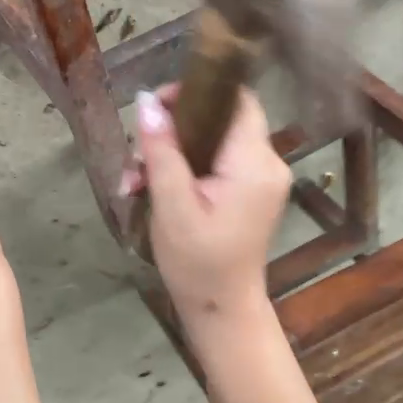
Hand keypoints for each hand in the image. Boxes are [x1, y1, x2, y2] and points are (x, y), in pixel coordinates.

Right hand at [121, 86, 291, 319]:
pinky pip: (213, 160)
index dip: (196, 91)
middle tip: (137, 153)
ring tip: (135, 179)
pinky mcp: (248, 190)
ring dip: (170, 152)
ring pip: (210, 139)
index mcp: (254, 163)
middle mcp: (266, 163)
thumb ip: (161, 149)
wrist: (221, 311)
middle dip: (171, 129)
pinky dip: (182, 167)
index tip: (157, 105)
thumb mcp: (171, 203)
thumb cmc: (198, 261)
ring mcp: (259, 178)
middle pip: (218, 118)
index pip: (236, 99)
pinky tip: (151, 187)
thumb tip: (146, 100)